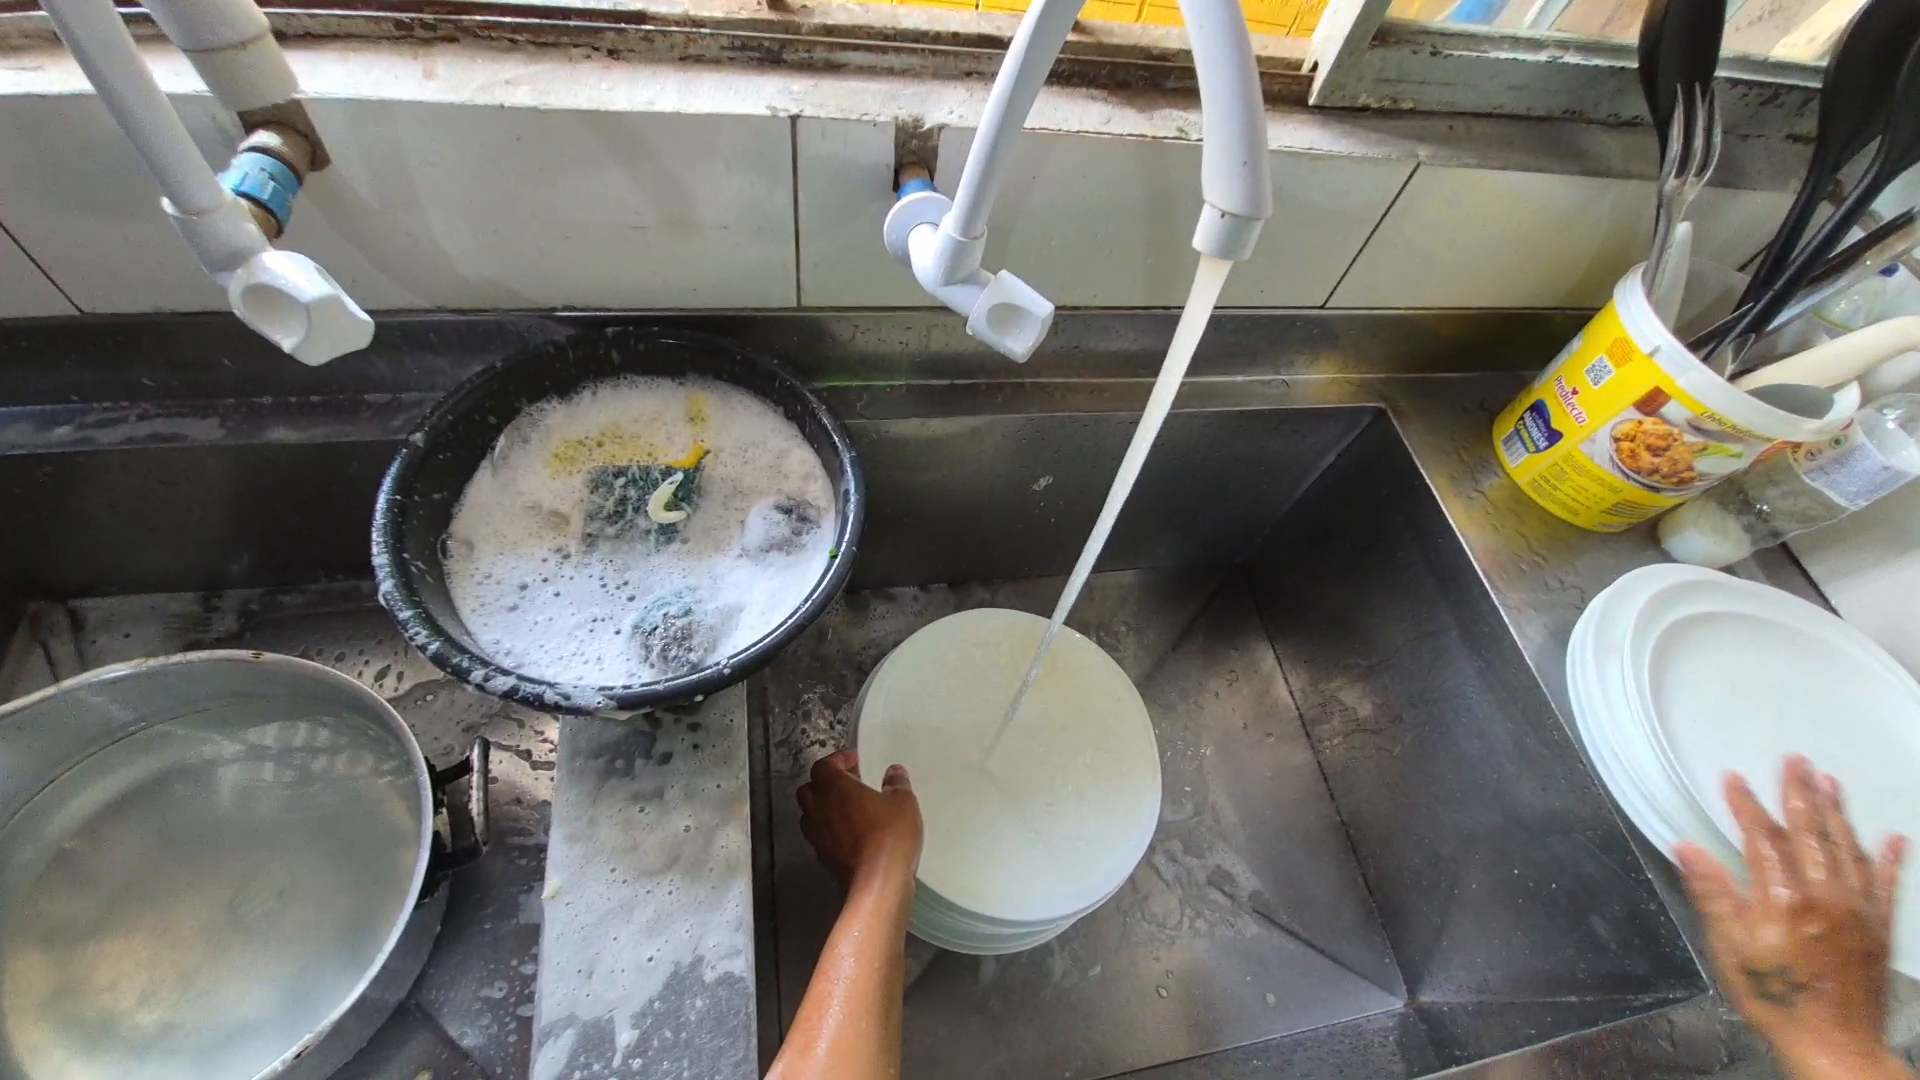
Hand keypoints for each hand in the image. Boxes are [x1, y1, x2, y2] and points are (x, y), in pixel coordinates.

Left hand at [796, 750, 922, 887]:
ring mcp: (817, 835)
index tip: (855, 760)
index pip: (823, 765)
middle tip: (850, 782)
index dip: (838, 760)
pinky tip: (850, 832)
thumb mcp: (903, 801)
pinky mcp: (822, 857)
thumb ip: (896, 783)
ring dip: (824, 805)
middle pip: (810, 787)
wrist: (878, 882)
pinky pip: (819, 834)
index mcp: (834, 788)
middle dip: (826, 782)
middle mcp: (819, 809)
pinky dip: (829, 828)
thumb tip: (893, 772)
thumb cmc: (890, 834)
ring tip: (848, 807)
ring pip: (810, 812)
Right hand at [1677, 756, 1910, 1079]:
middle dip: (1800, 795)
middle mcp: (1826, 897)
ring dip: (1837, 814)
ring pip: (1847, 850)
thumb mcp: (1728, 943)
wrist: (1834, 1044)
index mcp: (1783, 898)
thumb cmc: (1770, 991)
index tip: (1732, 777)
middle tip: (1795, 760)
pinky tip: (1892, 837)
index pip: (1762, 838)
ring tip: (1828, 781)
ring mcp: (1859, 912)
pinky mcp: (1880, 929)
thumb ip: (1711, 891)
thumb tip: (1686, 845)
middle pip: (1810, 835)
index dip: (1746, 805)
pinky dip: (1888, 859)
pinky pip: (1887, 886)